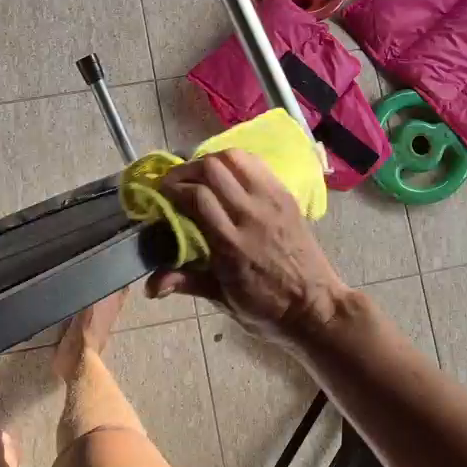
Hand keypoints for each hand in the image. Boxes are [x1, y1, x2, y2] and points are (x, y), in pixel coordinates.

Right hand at [148, 149, 349, 342]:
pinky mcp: (285, 196)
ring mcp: (271, 202)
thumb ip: (185, 282)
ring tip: (199, 175)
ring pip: (234, 158)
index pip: (197, 197)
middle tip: (175, 182)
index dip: (173, 188)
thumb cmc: (265, 308)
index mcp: (231, 245)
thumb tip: (150, 287)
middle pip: (212, 169)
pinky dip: (234, 162)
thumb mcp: (222, 300)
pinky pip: (256, 164)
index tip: (160, 193)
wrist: (316, 307)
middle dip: (186, 170)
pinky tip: (226, 174)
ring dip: (209, 161)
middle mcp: (251, 216)